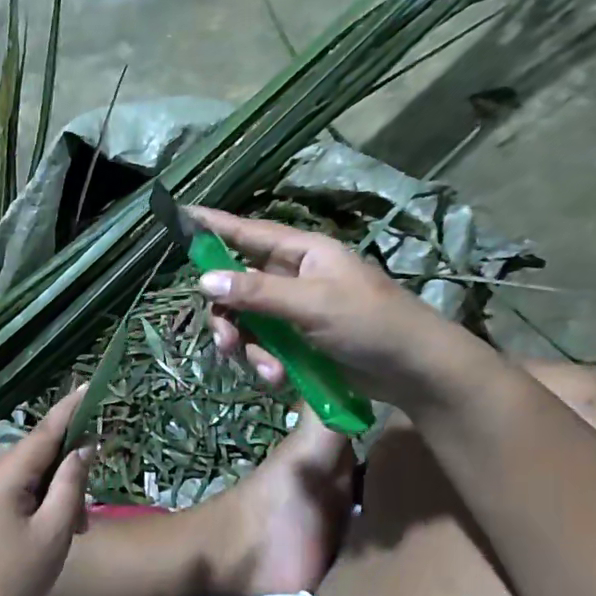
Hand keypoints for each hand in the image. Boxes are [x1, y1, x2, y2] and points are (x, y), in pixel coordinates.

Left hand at [0, 387, 91, 595]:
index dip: (67, 410)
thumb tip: (82, 447)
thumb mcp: (55, 530)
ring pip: (27, 474)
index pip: (42, 434)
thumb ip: (69, 483)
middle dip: (65, 474)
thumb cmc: (18, 577)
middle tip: (85, 515)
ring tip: (71, 531)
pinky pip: (14, 488)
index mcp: (0, 478)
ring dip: (53, 493)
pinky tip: (51, 529)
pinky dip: (37, 501)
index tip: (87, 386)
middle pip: (35, 456)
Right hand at [188, 206, 491, 409]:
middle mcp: (292, 277)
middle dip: (227, 317)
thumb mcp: (312, 304)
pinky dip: (264, 362)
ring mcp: (293, 311)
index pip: (248, 233)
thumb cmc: (371, 324)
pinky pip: (261, 345)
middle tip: (225, 343)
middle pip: (235, 287)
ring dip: (248, 348)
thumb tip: (203, 280)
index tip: (180, 216)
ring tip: (268, 372)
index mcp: (302, 253)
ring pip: (244, 321)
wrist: (415, 372)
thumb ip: (257, 292)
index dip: (214, 226)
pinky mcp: (296, 341)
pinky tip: (279, 379)